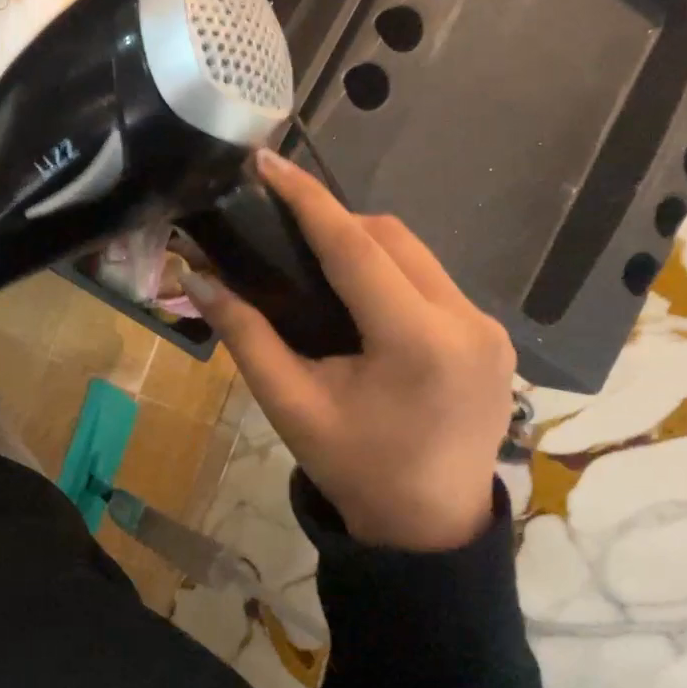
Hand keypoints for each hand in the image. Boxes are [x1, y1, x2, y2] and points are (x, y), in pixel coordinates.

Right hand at [183, 150, 515, 550]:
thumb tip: (195, 276)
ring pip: (417, 253)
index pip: (354, 247)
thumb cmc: (352, 463)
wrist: (429, 526)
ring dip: (362, 242)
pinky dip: (387, 269)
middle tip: (278, 224)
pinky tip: (354, 291)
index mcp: (416, 341)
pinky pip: (431, 279)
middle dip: (334, 219)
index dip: (307, 199)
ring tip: (309, 256)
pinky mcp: (491, 337)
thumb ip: (243, 332)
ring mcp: (488, 329)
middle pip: (393, 238)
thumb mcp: (287, 400)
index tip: (267, 161)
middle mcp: (466, 323)